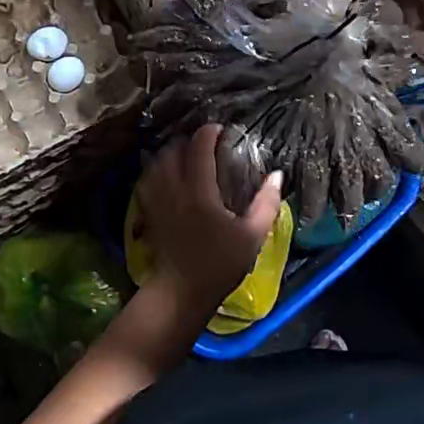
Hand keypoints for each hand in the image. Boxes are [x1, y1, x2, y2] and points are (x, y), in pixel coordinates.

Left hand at [134, 124, 282, 305]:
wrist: (181, 292)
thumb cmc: (219, 265)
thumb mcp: (252, 237)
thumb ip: (266, 204)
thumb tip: (277, 176)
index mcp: (199, 192)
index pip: (198, 149)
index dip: (208, 133)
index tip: (220, 130)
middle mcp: (174, 190)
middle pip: (172, 150)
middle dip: (188, 141)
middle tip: (205, 144)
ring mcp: (157, 200)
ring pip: (156, 162)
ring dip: (170, 153)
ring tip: (185, 156)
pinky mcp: (148, 212)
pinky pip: (147, 180)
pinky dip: (155, 170)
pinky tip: (166, 175)